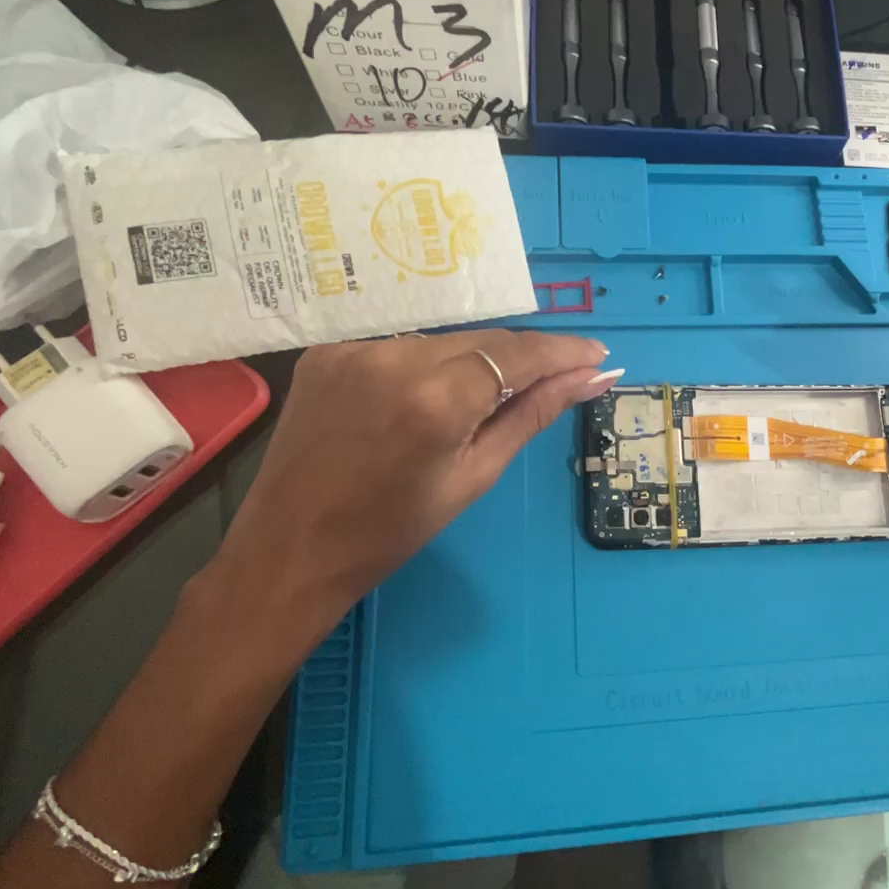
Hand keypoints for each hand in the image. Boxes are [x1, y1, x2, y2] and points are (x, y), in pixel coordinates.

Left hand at [208, 330, 618, 636]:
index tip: (598, 356)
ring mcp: (355, 347)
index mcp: (436, 399)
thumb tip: (591, 377)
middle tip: (557, 379)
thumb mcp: (475, 475)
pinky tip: (434, 394)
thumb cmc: (391, 530)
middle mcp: (394, 356)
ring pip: (444, 339)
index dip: (563, 351)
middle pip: (484, 339)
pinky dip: (431, 363)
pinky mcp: (329, 349)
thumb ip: (533, 415)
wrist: (290, 549)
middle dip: (525, 356)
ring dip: (477, 359)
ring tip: (488, 397)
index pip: (518, 353)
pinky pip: (402, 344)